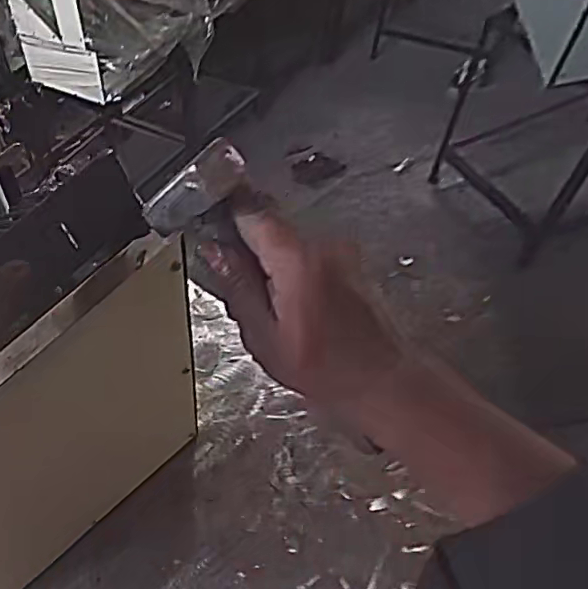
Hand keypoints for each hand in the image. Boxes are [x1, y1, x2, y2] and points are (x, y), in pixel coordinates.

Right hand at [200, 200, 406, 408]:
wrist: (381, 378)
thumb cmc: (325, 367)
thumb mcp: (263, 333)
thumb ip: (237, 286)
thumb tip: (216, 253)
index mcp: (299, 261)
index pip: (255, 215)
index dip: (227, 210)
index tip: (206, 210)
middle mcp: (325, 246)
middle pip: (270, 227)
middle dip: (241, 243)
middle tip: (219, 268)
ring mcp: (341, 252)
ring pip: (286, 242)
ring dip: (263, 260)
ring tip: (255, 298)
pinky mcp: (348, 262)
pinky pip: (304, 253)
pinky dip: (284, 268)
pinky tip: (281, 301)